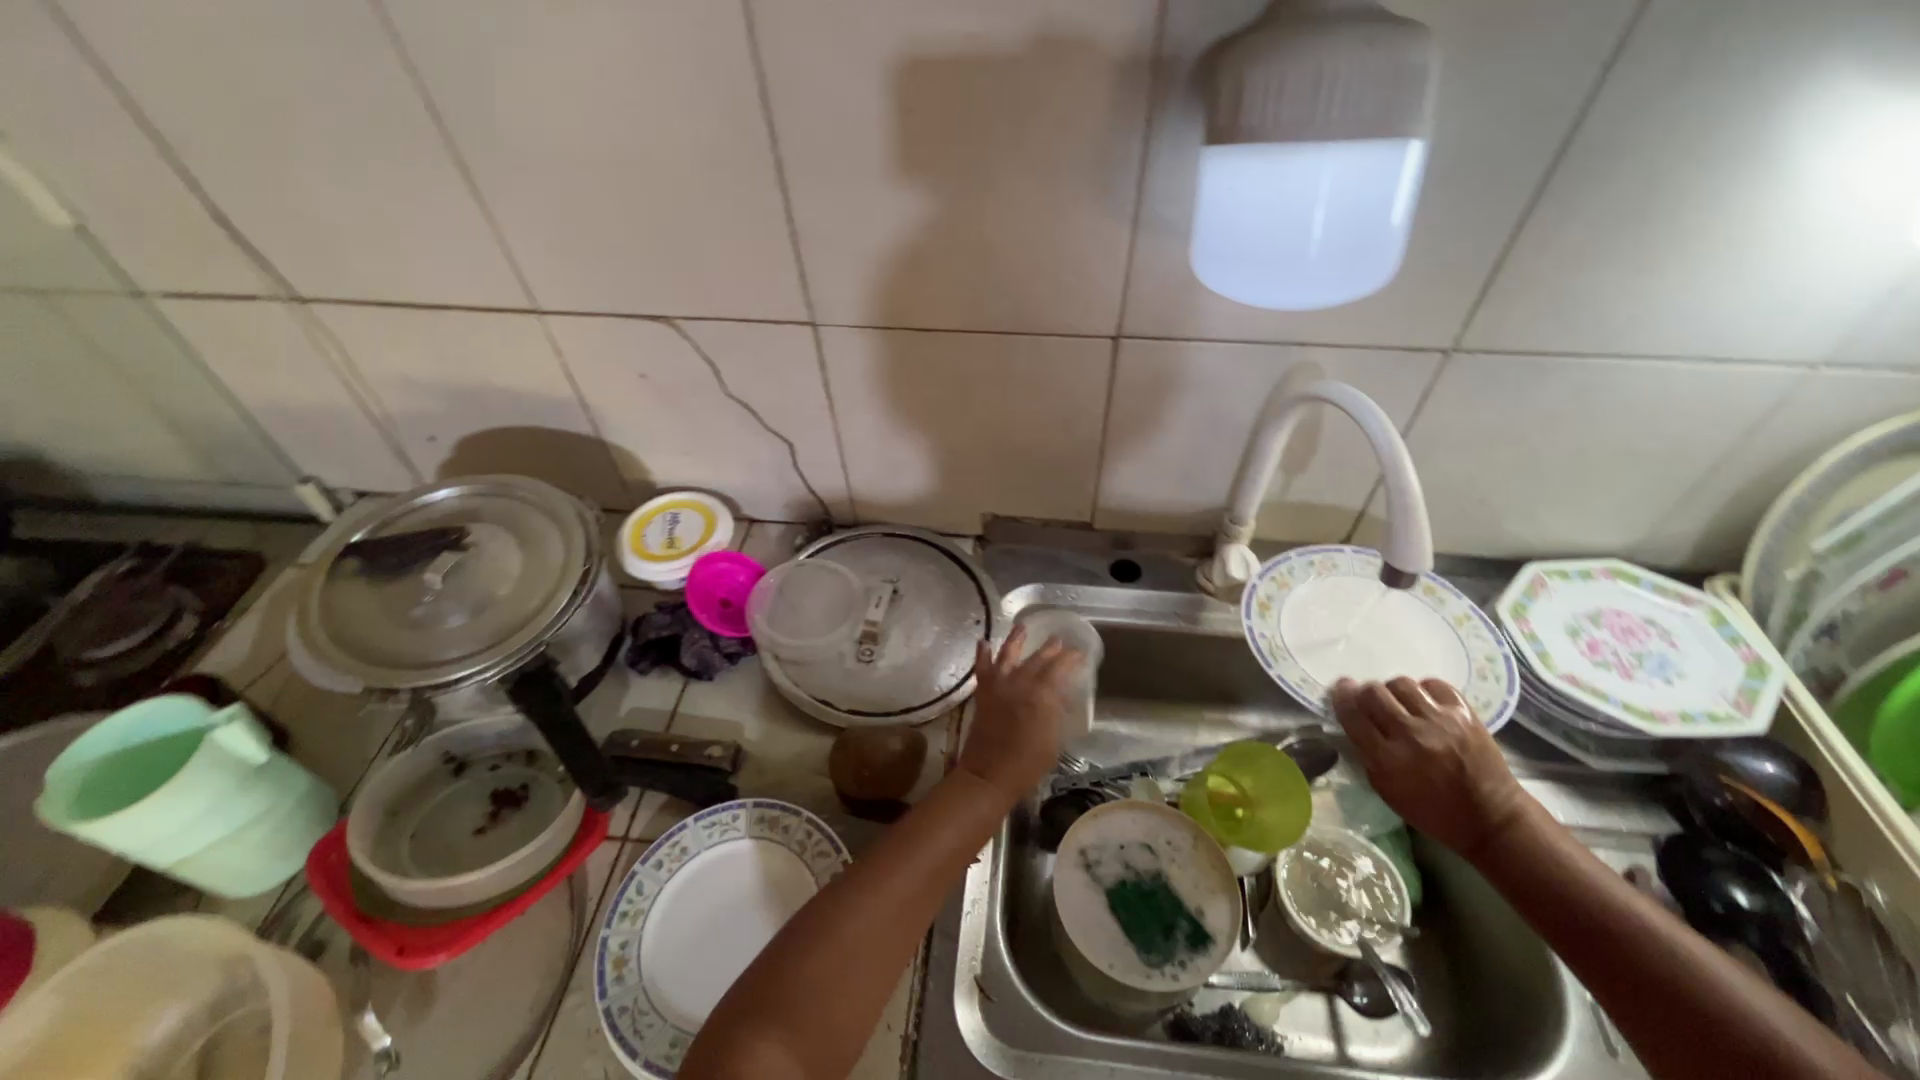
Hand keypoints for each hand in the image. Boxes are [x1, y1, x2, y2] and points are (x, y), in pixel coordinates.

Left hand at [958, 625, 1082, 800]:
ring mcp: (999, 687)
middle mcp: (1020, 684)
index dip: (1071, 659)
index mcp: (1042, 696)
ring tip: (1021, 626)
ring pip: (1008, 655)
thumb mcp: (1054, 741)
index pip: (1060, 669)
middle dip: (1050, 649)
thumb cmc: (1028, 764)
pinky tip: (983, 642)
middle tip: (1058, 640)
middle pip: (1037, 660)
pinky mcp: (983, 694)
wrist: (989, 774)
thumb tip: (1058, 699)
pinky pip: (982, 668)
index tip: (1079, 653)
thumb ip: (1055, 714)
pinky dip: (982, 654)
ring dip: (1016, 640)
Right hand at [1328, 677, 1532, 859]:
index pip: (1353, 715)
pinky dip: (1424, 690)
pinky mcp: (1465, 714)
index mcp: (1388, 759)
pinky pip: (1434, 685)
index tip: (1340, 690)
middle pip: (1373, 692)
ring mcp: (1440, 721)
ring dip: (1393, 691)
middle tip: (1368, 699)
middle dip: (1364, 692)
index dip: (1341, 698)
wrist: (1489, 817)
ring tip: (1399, 703)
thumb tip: (1356, 725)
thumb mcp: (1387, 791)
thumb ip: (1367, 756)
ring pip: (1402, 684)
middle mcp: (1411, 735)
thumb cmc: (1432, 812)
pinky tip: (1425, 703)